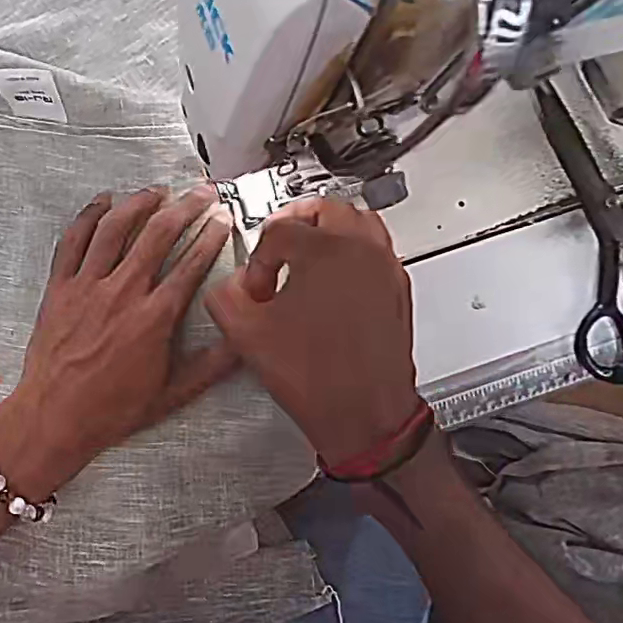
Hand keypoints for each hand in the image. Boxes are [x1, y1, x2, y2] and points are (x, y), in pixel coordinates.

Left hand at [0, 187, 238, 497]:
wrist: (55, 417)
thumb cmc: (110, 410)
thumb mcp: (171, 394)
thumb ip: (211, 367)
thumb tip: (243, 344)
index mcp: (153, 319)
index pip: (190, 265)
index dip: (211, 237)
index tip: (222, 220)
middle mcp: (122, 294)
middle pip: (158, 235)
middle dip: (185, 207)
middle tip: (200, 193)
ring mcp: (87, 287)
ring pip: (115, 229)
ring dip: (139, 203)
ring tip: (157, 190)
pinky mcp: (60, 287)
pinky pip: (73, 240)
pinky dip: (88, 216)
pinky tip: (103, 202)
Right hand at [204, 197, 422, 465]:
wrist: (363, 413)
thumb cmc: (319, 379)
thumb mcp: (246, 334)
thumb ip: (225, 295)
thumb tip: (230, 285)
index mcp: (325, 253)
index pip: (280, 230)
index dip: (258, 259)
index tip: (256, 286)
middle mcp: (361, 252)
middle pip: (325, 208)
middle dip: (294, 224)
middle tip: (277, 246)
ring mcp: (385, 269)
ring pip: (359, 221)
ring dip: (328, 230)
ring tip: (306, 253)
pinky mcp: (397, 290)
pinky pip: (376, 250)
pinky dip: (353, 251)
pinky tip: (333, 279)